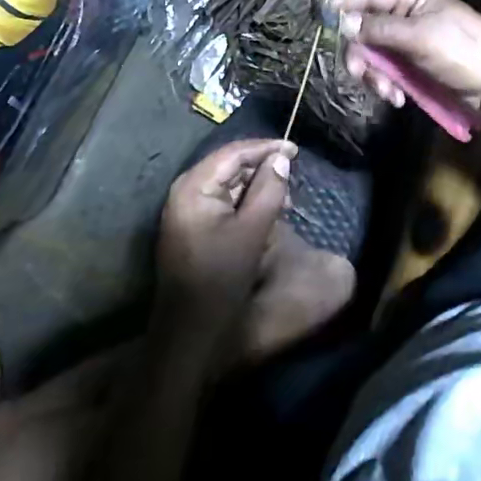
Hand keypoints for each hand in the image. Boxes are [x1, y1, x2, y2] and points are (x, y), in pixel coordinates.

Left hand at [155, 138, 295, 325]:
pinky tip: (266, 210)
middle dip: (261, 167)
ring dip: (255, 185)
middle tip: (292, 175)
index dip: (266, 148)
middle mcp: (185, 191)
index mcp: (194, 187)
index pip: (233, 153)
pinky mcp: (191, 226)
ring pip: (227, 183)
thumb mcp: (252, 231)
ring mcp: (185, 209)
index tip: (296, 150)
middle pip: (228, 165)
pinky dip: (245, 200)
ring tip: (284, 196)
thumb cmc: (220, 278)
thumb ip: (269, 190)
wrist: (189, 332)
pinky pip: (222, 200)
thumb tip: (281, 159)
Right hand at [329, 0, 480, 113]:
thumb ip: (379, 29)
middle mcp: (410, 18)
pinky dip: (388, 87)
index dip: (346, 5)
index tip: (322, 18)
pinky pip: (389, 75)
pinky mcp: (416, 71)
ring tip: (389, 94)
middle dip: (361, 54)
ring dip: (375, 76)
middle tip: (360, 74)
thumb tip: (343, 20)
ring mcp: (412, 46)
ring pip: (375, 57)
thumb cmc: (464, 52)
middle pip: (367, 30)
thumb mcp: (419, 36)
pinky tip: (398, 100)